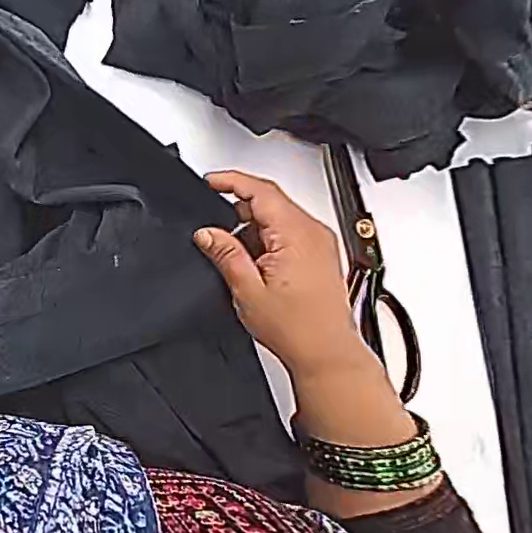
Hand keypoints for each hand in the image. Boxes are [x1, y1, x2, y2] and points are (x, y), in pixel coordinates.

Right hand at [191, 170, 375, 377]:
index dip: (232, 181)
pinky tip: (256, 267)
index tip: (212, 181)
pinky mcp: (320, 255)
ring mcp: (320, 243)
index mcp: (295, 234)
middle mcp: (313, 232)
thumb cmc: (297, 328)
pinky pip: (289, 233)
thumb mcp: (247, 289)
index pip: (261, 190)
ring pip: (278, 218)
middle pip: (270, 202)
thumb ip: (225, 254)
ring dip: (253, 229)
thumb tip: (207, 233)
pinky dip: (268, 241)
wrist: (325, 352)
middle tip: (216, 233)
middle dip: (239, 211)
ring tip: (239, 261)